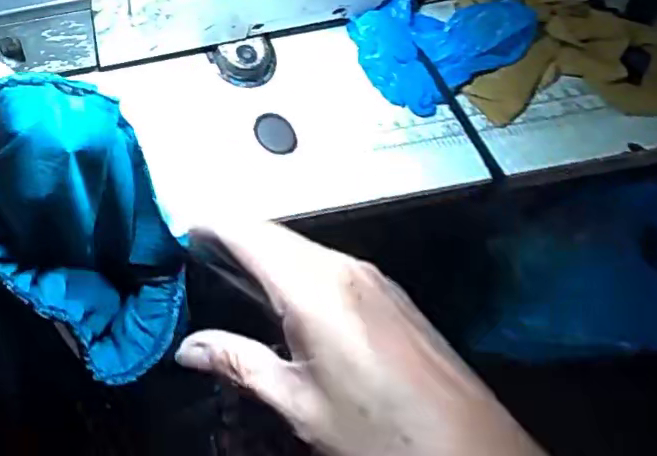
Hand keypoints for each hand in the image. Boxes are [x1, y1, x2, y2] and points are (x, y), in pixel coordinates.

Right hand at [176, 221, 545, 455]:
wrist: (474, 451)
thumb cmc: (381, 435)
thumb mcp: (302, 406)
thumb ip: (241, 364)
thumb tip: (189, 348)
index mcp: (314, 288)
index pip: (251, 233)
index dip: (214, 223)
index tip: (182, 226)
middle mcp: (341, 265)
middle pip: (275, 233)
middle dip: (235, 234)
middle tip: (199, 251)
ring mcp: (368, 273)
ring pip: (301, 245)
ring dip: (266, 249)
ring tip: (232, 269)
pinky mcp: (385, 288)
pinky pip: (327, 260)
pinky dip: (295, 263)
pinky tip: (285, 292)